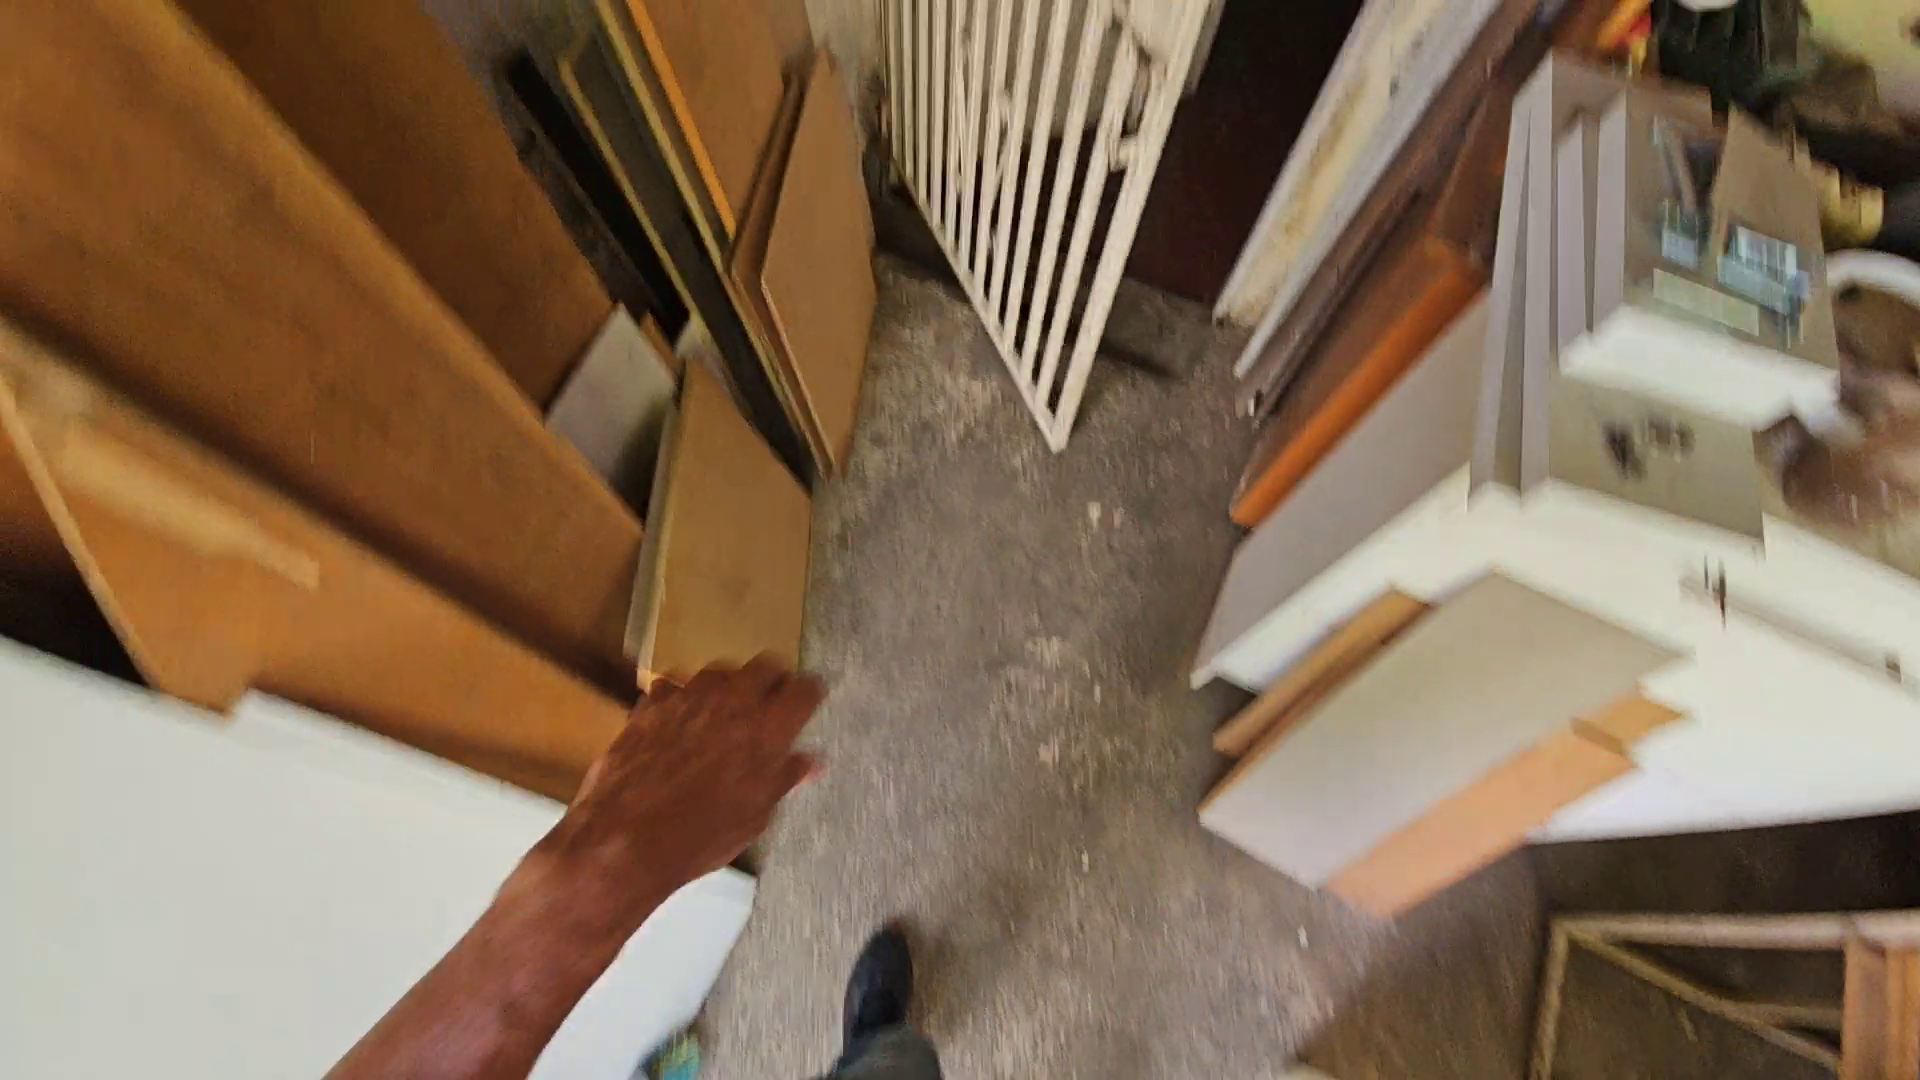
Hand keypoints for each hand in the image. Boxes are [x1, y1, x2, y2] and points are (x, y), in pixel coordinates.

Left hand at [507, 656, 824, 943]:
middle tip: (771, 701)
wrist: (625, 842)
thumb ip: (785, 778)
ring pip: (721, 671)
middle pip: (766, 666)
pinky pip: (675, 688)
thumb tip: (811, 763)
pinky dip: (683, 699)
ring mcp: (690, 698)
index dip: (810, 694)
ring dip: (729, 685)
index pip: (806, 689)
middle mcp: (734, 702)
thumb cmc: (699, 837)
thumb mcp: (756, 816)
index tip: (808, 700)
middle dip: (773, 679)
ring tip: (727, 710)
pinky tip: (681, 720)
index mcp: (769, 728)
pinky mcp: (653, 704)